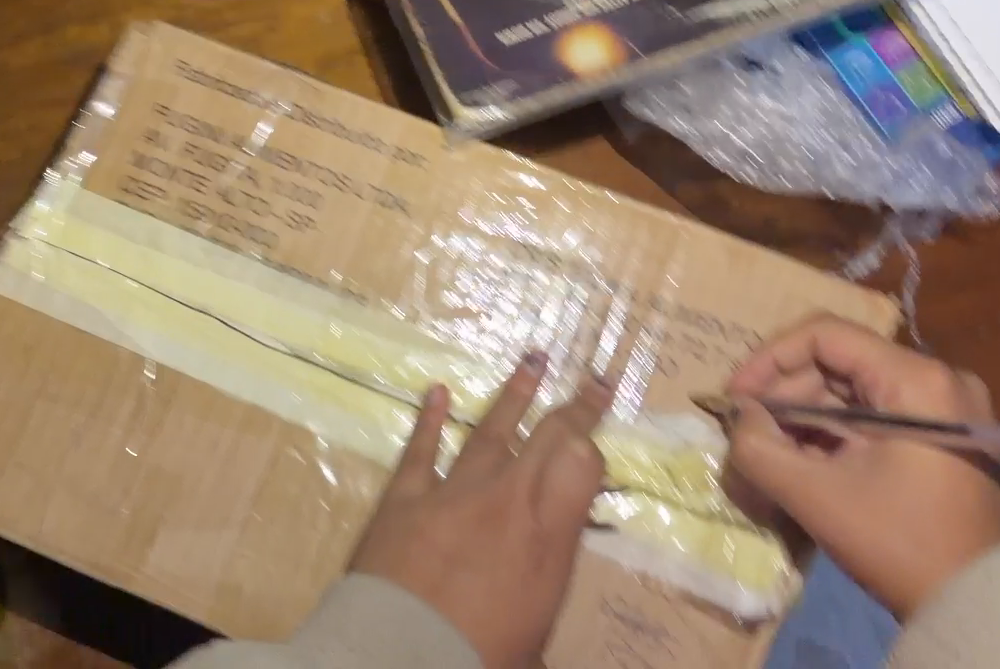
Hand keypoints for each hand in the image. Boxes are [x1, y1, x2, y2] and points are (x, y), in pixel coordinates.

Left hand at [350, 353, 612, 668]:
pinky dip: (428, 419)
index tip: (598, 434)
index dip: (593, 443)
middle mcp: (505, 499)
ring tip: (531, 360)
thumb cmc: (481, 659)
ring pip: (489, 429)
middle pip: (546, 435)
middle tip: (592, 376)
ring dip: (513, 394)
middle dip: (575, 404)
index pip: (581, 462)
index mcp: (545, 535)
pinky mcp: (405, 496)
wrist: (401, 659)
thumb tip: (545, 586)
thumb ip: (547, 582)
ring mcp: (452, 490)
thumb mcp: (537, 632)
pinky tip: (434, 391)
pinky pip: (421, 449)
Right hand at [725, 315, 999, 619]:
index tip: (737, 396)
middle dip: (783, 392)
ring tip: (769, 446)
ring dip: (802, 413)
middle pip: (836, 362)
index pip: (823, 336)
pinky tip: (801, 457)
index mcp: (916, 380)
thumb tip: (740, 415)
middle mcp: (937, 380)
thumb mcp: (814, 494)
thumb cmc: (899, 542)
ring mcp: (944, 408)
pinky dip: (830, 429)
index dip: (769, 358)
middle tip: (747, 426)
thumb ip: (758, 446)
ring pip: (850, 388)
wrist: (981, 611)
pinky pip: (870, 412)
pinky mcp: (941, 435)